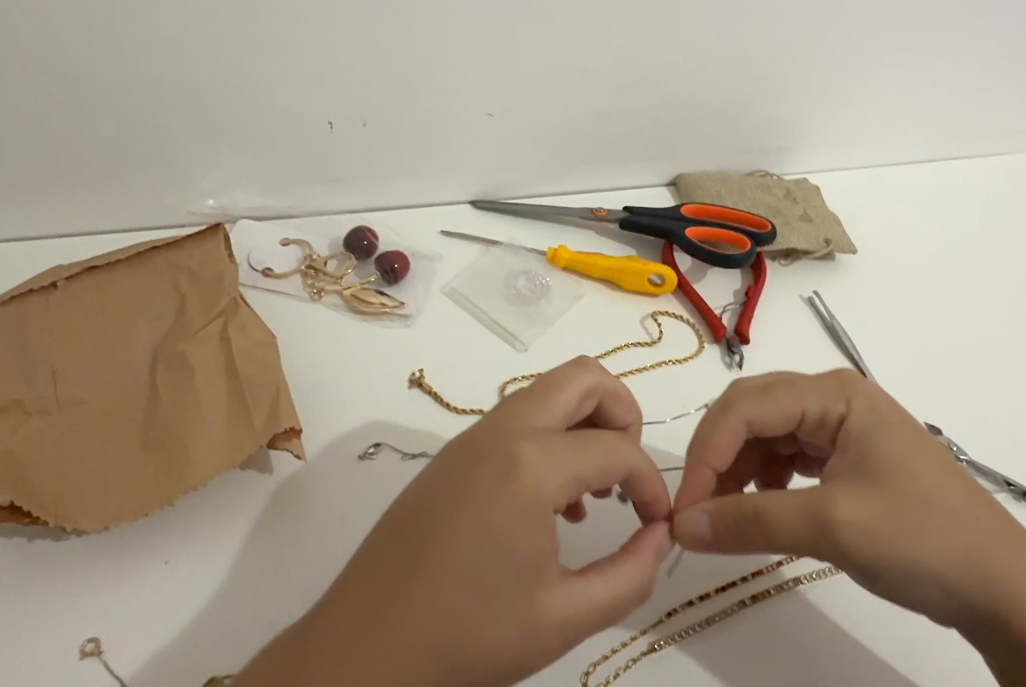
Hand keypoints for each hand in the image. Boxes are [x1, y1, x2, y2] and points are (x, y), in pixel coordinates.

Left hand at [243, 358, 673, 686]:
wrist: (363, 647)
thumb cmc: (466, 636)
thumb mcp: (563, 618)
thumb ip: (629, 576)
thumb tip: (661, 536)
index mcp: (531, 466)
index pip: (618, 449)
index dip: (651, 483)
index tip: (657, 523)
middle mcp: (502, 432)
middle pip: (583, 377)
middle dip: (622, 413)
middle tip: (627, 474)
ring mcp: (472, 437)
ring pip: (547, 392)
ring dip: (585, 423)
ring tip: (594, 493)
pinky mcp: (453, 454)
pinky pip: (518, 418)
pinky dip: (551, 437)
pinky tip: (551, 506)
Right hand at [669, 369, 1025, 629]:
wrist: (1002, 586)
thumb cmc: (921, 540)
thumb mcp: (830, 528)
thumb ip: (750, 520)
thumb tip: (680, 527)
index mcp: (833, 393)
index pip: (746, 406)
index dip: (706, 452)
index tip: (683, 510)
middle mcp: (834, 398)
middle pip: (752, 413)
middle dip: (718, 457)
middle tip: (696, 513)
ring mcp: (844, 427)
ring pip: (767, 435)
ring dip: (738, 471)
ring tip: (724, 517)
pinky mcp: (850, 458)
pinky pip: (789, 457)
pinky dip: (765, 481)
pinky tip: (763, 510)